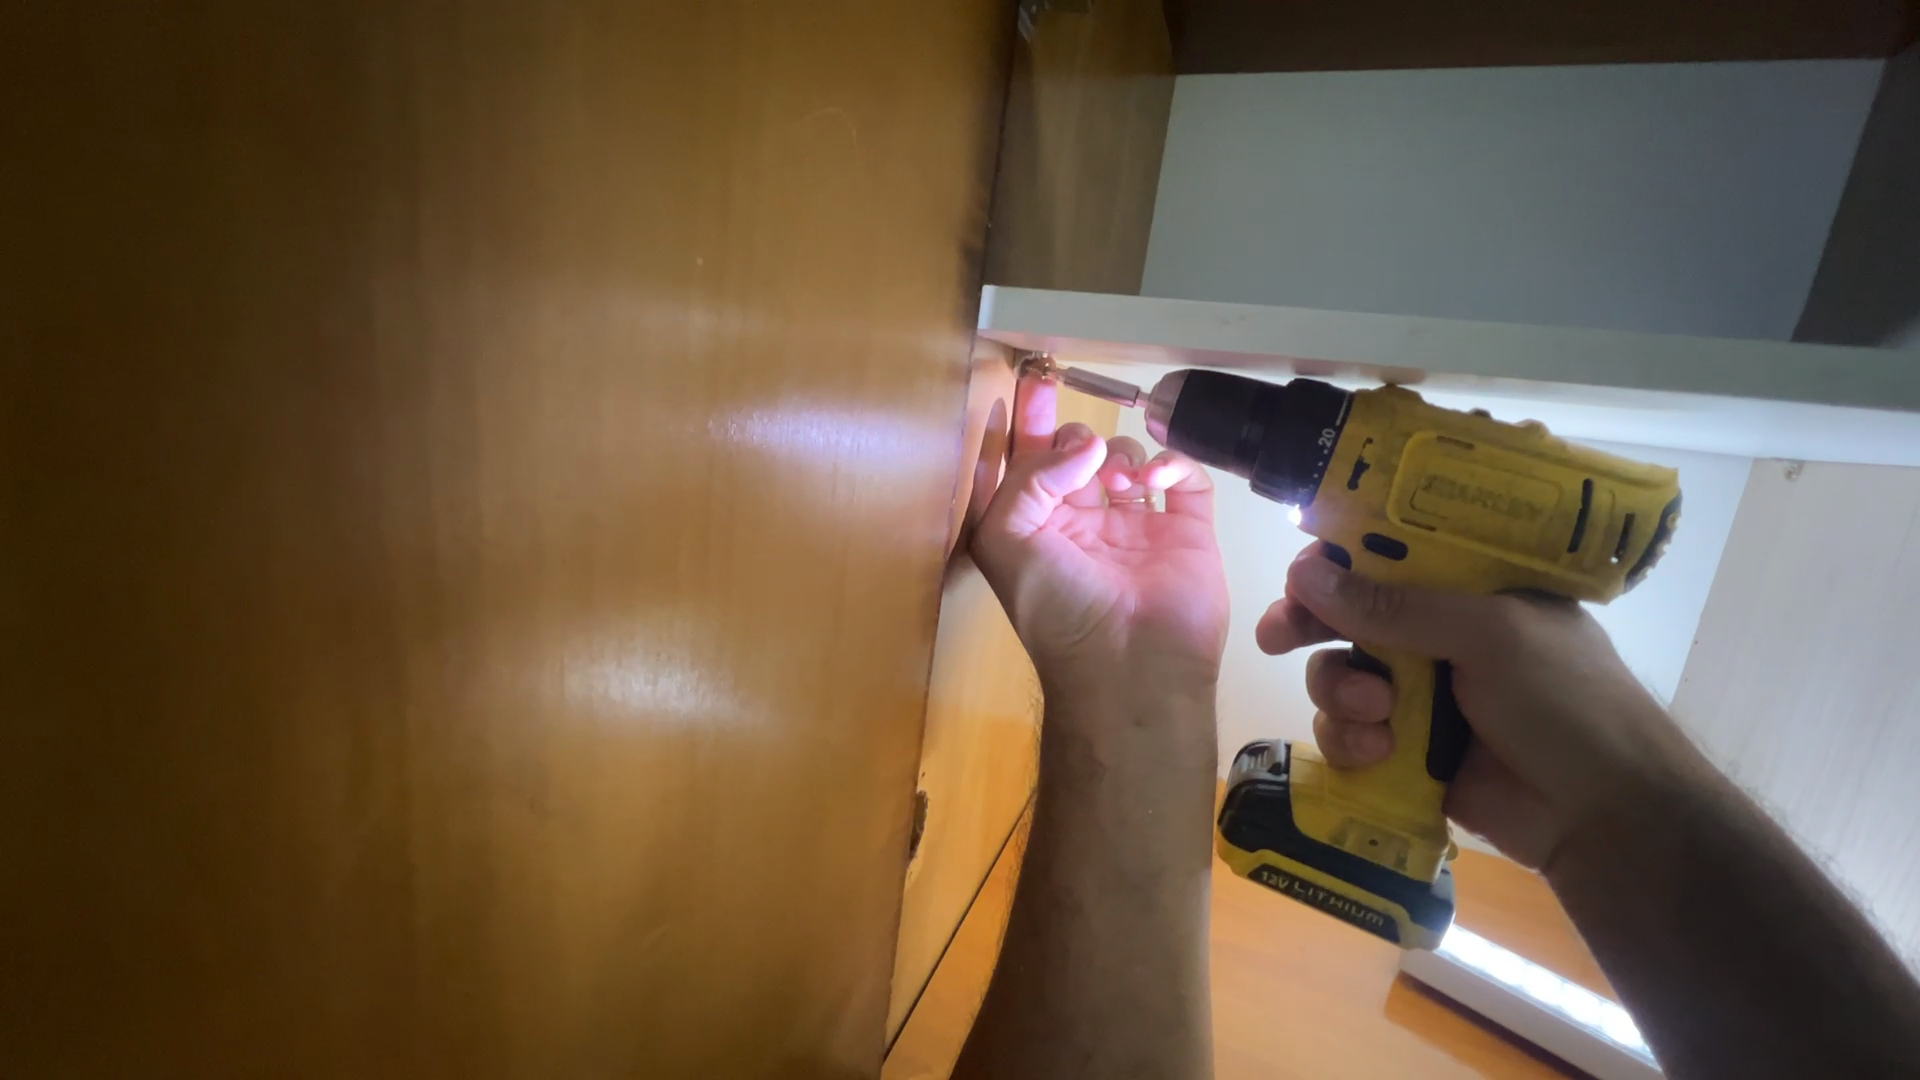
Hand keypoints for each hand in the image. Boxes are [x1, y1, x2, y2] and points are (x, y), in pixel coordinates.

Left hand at [970, 375, 1228, 690]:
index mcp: (1037, 526)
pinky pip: (1184, 478)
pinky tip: (1154, 481)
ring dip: (1119, 455)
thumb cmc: (1058, 607)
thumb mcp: (1007, 542)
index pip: (1032, 460)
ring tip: (1117, 486)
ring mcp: (1138, 525)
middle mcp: (1084, 522)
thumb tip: (1084, 447)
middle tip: (1081, 454)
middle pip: (1080, 453)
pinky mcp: (1187, 532)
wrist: (1130, 667)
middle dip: (1077, 438)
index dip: (1032, 419)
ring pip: (1129, 458)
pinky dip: (1171, 464)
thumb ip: (1027, 479)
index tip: (1038, 380)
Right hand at [1255, 546, 1705, 868]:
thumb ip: (1391, 607)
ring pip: (1332, 674)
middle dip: (1304, 625)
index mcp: (1462, 592)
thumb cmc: (1567, 705)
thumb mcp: (1486, 636)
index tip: (1299, 577)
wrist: (1603, 821)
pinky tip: (1378, 752)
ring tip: (1376, 713)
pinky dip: (1349, 739)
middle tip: (1275, 637)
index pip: (1382, 559)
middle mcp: (1429, 636)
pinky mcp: (1396, 745)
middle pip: (1341, 615)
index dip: (1334, 563)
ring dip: (1339, 691)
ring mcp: (1410, 692)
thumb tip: (1301, 572)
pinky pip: (1341, 730)